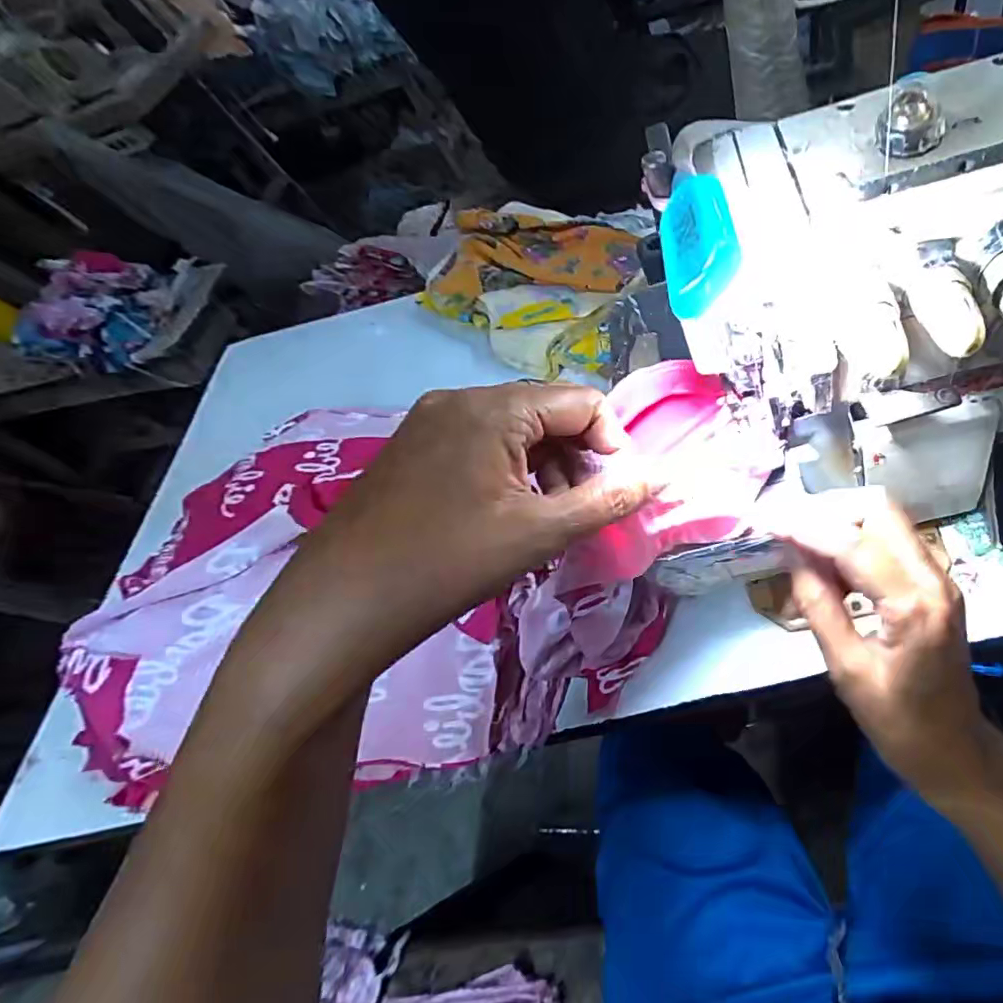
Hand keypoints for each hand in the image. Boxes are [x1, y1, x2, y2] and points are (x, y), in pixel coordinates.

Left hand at [298, 382, 653, 638]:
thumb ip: (607, 501)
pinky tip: (505, 518)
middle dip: (578, 461)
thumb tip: (658, 477)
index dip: (612, 445)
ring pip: (516, 432)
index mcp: (494, 408)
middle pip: (549, 414)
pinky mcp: (414, 448)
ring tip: (544, 523)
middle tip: (578, 515)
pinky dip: (511, 475)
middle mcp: (460, 400)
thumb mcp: (540, 533)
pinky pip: (482, 446)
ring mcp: (431, 422)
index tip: (613, 496)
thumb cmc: (449, 561)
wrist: (343, 602)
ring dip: (547, 470)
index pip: (583, 401)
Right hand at [787, 503, 1002, 809]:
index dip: (806, 528)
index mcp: (913, 605)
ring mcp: (940, 578)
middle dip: (829, 511)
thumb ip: (819, 607)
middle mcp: (934, 578)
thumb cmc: (900, 724)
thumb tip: (792, 557)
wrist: (957, 751)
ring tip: (804, 557)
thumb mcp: (848, 670)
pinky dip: (858, 543)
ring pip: (887, 520)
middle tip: (789, 532)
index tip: (769, 521)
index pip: (852, 544)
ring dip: (842, 526)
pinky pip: (893, 542)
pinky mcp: (936, 585)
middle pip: (879, 510)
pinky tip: (832, 573)